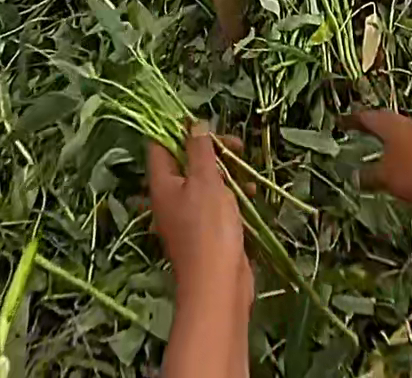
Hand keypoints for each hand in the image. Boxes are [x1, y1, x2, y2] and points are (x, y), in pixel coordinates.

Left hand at [147, 122, 252, 307]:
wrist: (219, 288)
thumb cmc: (208, 228)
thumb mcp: (205, 180)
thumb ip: (199, 150)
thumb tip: (194, 124)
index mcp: (161, 181)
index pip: (160, 143)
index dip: (178, 128)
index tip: (203, 122)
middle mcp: (169, 196)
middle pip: (185, 160)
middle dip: (210, 150)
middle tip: (235, 145)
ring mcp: (187, 215)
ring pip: (203, 181)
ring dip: (225, 171)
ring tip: (246, 170)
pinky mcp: (205, 231)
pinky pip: (215, 202)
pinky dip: (230, 194)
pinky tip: (251, 193)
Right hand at [345, 109, 411, 208]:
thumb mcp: (385, 178)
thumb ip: (369, 176)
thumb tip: (354, 177)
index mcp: (388, 124)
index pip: (364, 117)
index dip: (351, 120)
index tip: (339, 122)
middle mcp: (406, 124)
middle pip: (385, 120)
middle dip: (372, 124)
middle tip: (359, 128)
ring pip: (402, 132)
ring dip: (391, 137)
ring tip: (382, 145)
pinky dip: (406, 150)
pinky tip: (408, 163)